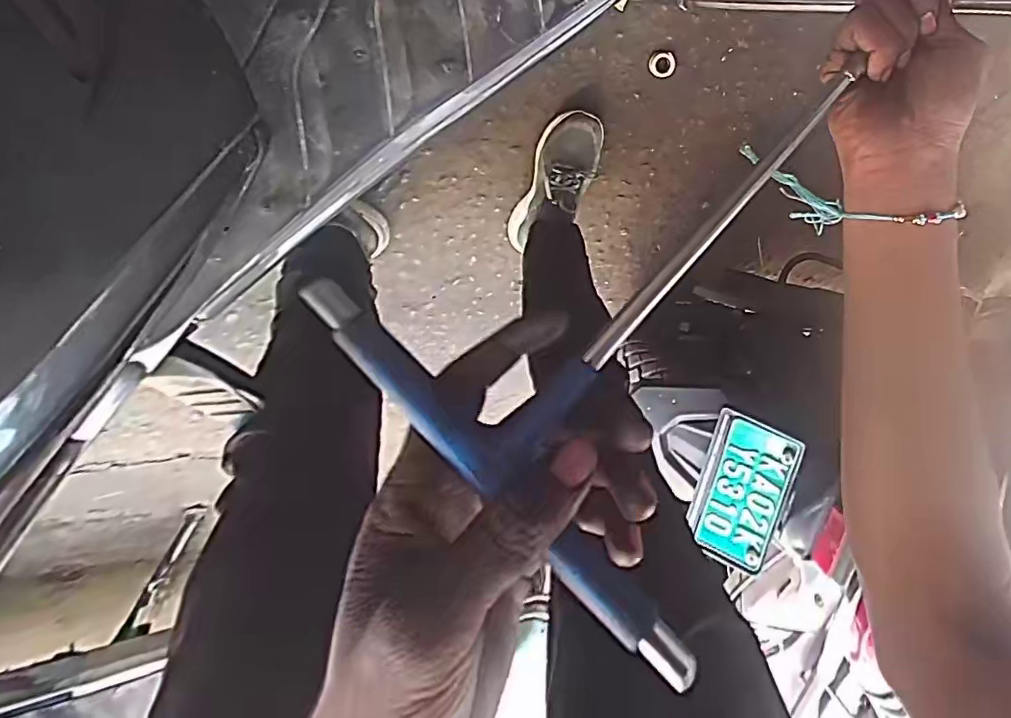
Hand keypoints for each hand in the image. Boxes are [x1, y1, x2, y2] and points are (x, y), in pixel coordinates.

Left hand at [312, 315, 655, 717]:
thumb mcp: (435, 611)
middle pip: (536, 424)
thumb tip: (566, 463)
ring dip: (608, 480)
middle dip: (588, 426)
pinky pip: (579, 511)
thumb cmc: (379, 691)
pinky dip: (607, 519)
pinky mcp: (529, 550)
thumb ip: (504, 535)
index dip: (505, 351)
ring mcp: (499, 519)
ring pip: (567, 465)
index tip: (552, 328)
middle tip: (628, 443)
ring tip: (631, 513)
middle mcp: (464, 490)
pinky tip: (620, 543)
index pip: (462, 393)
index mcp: (420, 487)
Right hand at [822, 0, 987, 203]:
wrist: (908, 144)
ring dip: (892, 36)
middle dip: (910, 4)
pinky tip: (873, 75)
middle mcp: (897, 27)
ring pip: (871, 1)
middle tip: (922, 37)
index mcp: (930, 22)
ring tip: (895, 68)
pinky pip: (851, 27)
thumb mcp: (964, 48)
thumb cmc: (941, 108)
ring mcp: (868, 41)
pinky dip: (869, 50)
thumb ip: (946, 6)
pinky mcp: (843, 55)